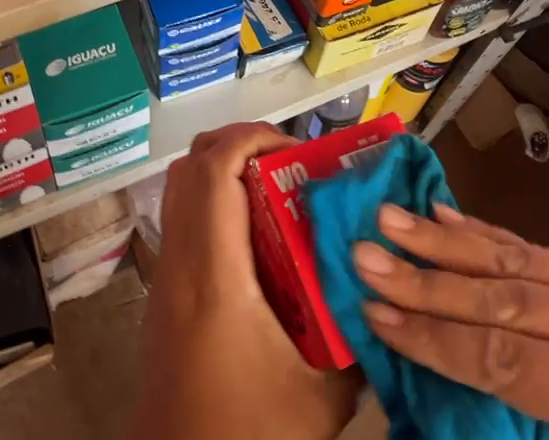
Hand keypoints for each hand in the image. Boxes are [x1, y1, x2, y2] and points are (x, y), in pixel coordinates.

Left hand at [134, 124, 361, 439]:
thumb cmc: (247, 436)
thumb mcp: (322, 397)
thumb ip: (358, 339)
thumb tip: (384, 288)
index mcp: (214, 276)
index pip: (213, 170)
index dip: (252, 138)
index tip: (300, 150)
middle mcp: (179, 264)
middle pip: (191, 167)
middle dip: (242, 147)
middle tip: (295, 167)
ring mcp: (165, 279)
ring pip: (183, 192)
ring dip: (227, 174)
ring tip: (282, 196)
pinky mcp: (163, 297)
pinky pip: (184, 223)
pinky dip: (217, 207)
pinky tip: (261, 244)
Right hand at [354, 204, 548, 439]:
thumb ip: (511, 423)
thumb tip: (425, 399)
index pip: (506, 358)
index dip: (433, 338)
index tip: (372, 314)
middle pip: (505, 299)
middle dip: (425, 281)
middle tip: (364, 256)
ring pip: (518, 260)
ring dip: (444, 241)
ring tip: (388, 218)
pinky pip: (540, 252)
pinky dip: (485, 233)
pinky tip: (444, 215)